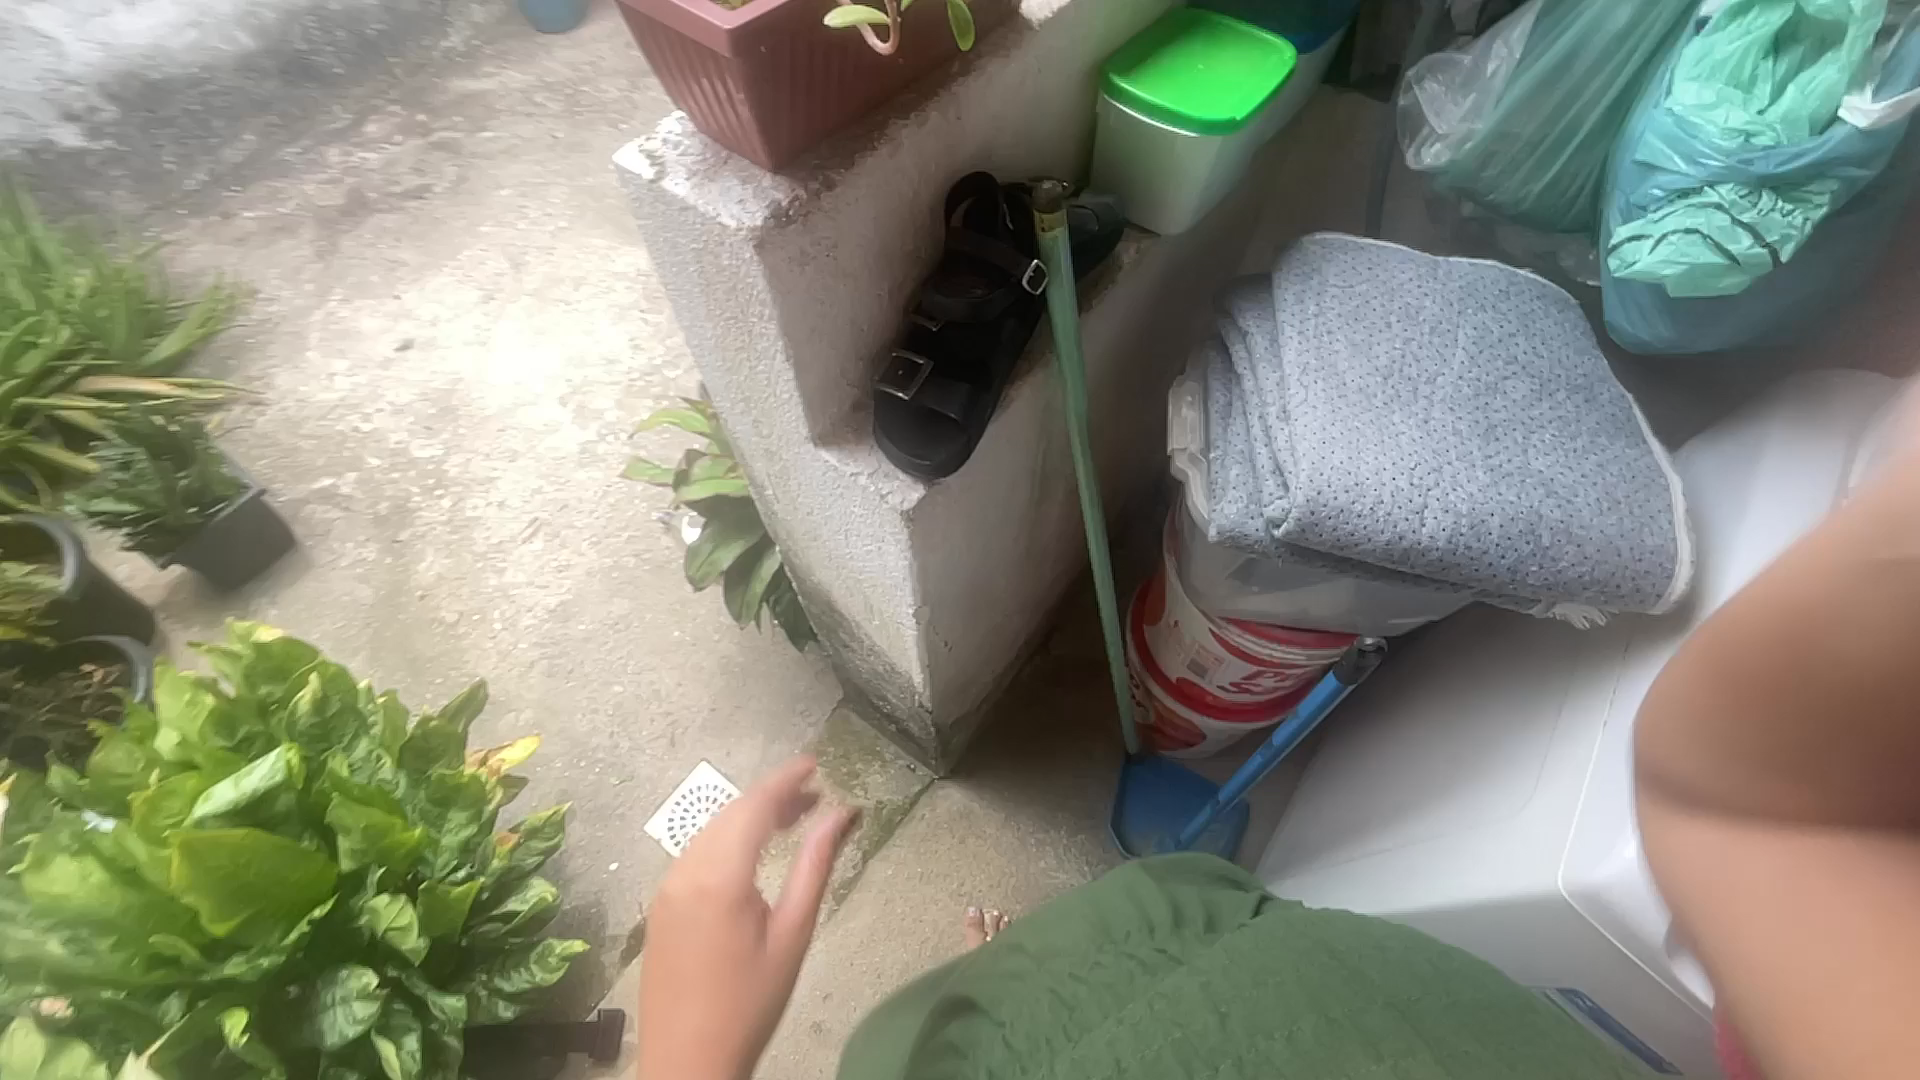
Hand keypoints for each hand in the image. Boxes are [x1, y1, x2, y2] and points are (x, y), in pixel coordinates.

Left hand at [637, 756, 857, 1079]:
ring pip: (711, 829)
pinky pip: (696, 851)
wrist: (686, 1066)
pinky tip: (751, 850)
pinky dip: (728, 837)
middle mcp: (686, 871)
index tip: (815, 762)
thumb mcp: (793, 933)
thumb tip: (842, 813)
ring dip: (750, 815)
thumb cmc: (750, 1002)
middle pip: (732, 812)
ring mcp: (667, 888)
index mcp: (720, 876)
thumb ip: (815, 865)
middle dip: (772, 796)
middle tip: (814, 794)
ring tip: (792, 818)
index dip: (786, 779)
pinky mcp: (660, 906)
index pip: (755, 805)